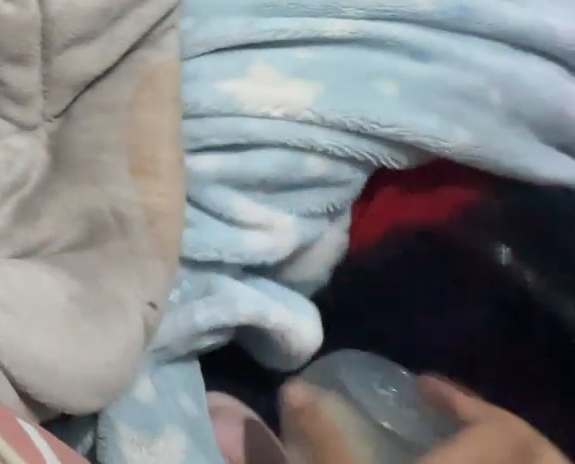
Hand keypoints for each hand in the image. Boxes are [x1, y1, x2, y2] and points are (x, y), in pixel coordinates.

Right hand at [283, 374, 569, 463]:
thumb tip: (295, 386)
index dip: (463, 400)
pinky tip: (476, 461)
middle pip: (545, 454)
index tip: (421, 384)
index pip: (503, 429)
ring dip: (520, 452)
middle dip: (504, 424)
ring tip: (472, 441)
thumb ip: (324, 440)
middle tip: (455, 410)